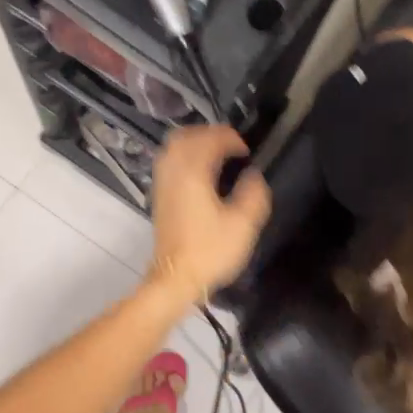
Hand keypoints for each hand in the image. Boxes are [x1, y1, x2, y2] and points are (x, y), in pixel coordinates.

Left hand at [145, 125, 270, 300]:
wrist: (175, 279)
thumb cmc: (209, 251)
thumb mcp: (243, 225)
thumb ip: (254, 194)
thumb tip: (253, 176)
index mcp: (193, 174)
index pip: (210, 140)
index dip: (231, 139)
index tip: (247, 151)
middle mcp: (173, 172)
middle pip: (186, 136)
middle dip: (210, 134)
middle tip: (231, 145)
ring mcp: (162, 184)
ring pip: (173, 147)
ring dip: (195, 143)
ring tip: (216, 152)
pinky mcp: (159, 196)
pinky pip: (168, 162)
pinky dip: (184, 156)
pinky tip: (199, 171)